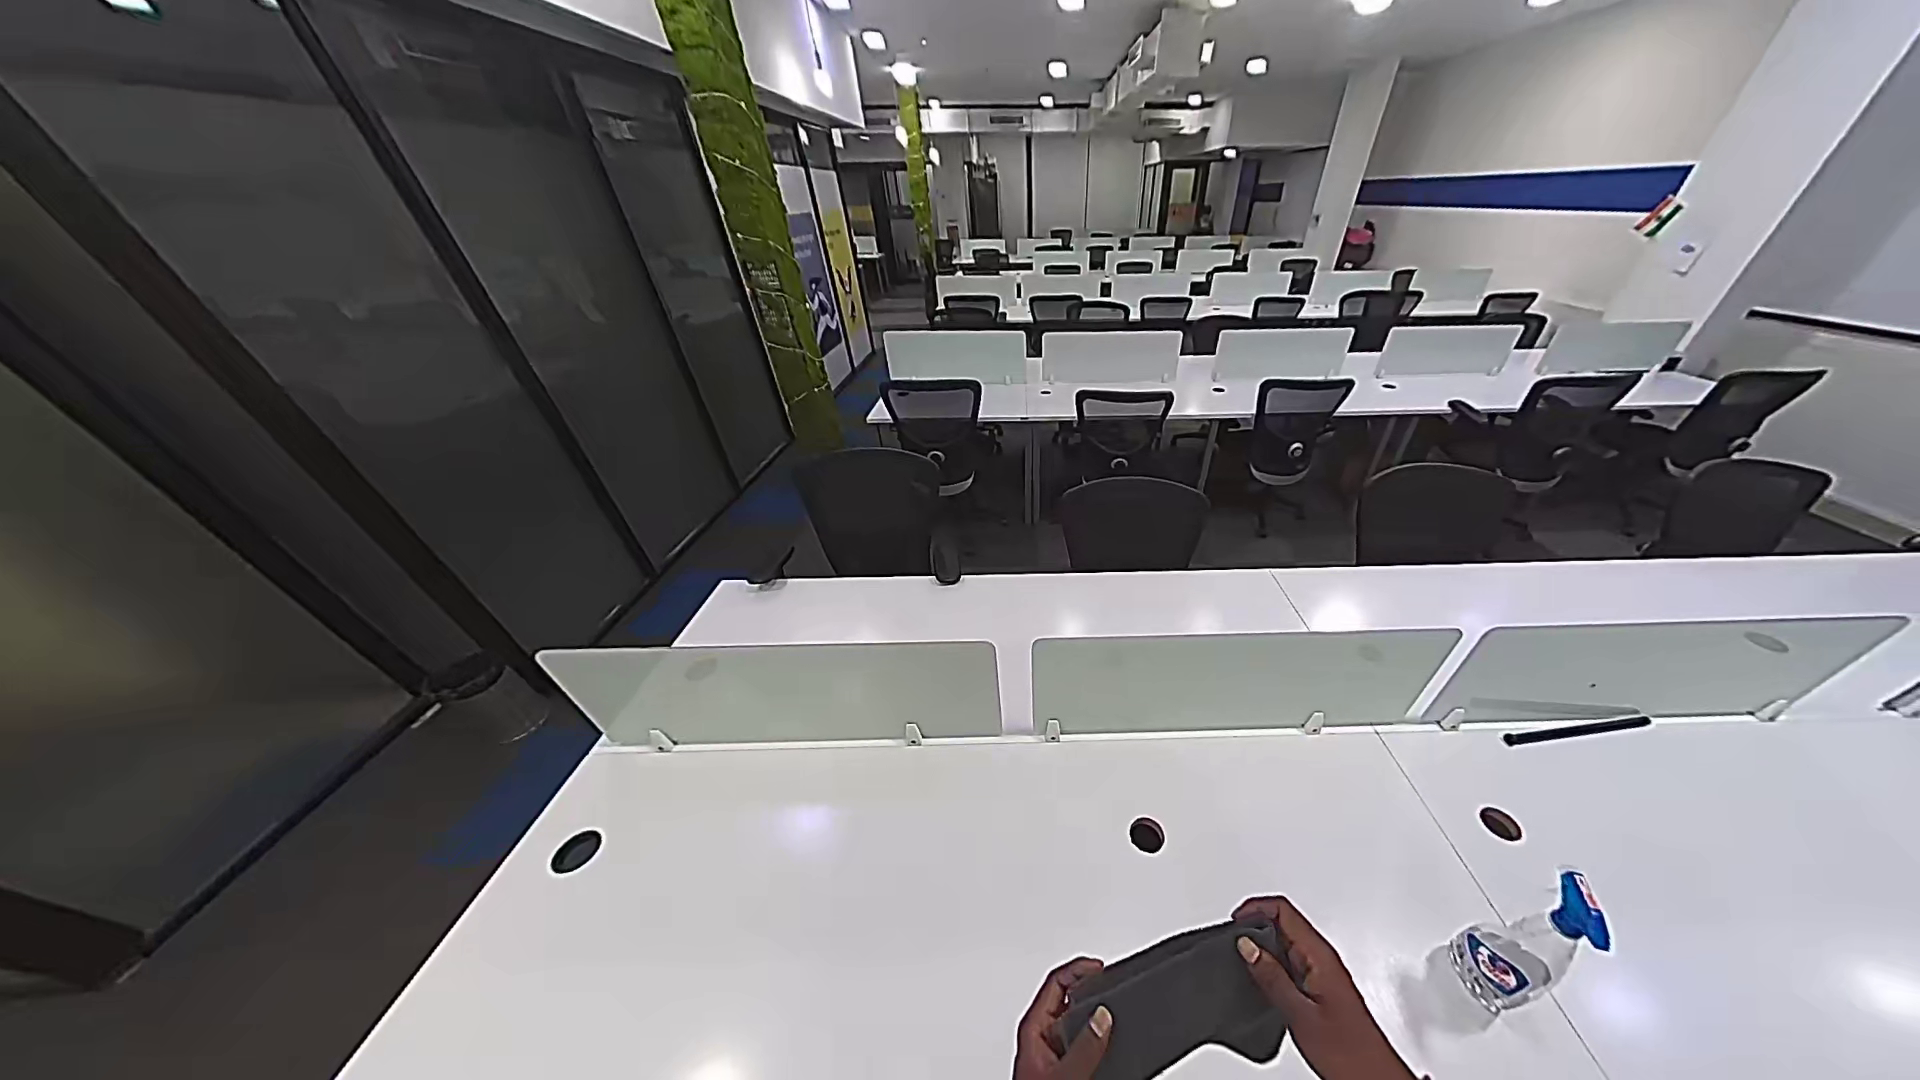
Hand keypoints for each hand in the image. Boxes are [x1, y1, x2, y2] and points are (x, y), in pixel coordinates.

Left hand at [1013, 957, 1112, 1079]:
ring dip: (1093, 1015)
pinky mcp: (1063, 1069)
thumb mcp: (1064, 1074)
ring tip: (1112, 1011)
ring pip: (1075, 1021)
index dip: (1077, 969)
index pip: (1055, 982)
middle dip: (1088, 989)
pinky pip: (1081, 1043)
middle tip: (1109, 984)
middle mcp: (1041, 1037)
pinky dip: (1095, 1037)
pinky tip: (1108, 1042)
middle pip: (1066, 998)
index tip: (1098, 967)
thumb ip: (1084, 1046)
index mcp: (1033, 1028)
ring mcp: (1052, 1054)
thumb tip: (1102, 1016)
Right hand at [1233, 897, 1416, 1079]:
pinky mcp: (1320, 989)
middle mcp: (1323, 959)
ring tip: (1245, 964)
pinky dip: (1271, 966)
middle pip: (1282, 921)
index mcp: (1320, 955)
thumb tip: (1247, 945)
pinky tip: (1263, 985)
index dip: (1254, 908)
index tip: (1236, 923)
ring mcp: (1322, 974)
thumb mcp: (1300, 1014)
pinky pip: (1289, 963)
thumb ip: (1271, 977)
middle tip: (1235, 943)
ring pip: (1284, 943)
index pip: (1283, 910)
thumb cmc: (1351, 1055)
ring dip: (1262, 948)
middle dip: (1255, 927)